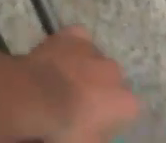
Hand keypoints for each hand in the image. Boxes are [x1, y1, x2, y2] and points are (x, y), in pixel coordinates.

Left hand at [25, 27, 139, 141]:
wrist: (37, 95)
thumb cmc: (66, 127)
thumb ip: (101, 134)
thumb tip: (96, 127)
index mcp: (125, 102)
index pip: (128, 108)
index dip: (113, 113)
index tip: (99, 119)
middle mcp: (115, 72)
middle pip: (113, 80)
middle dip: (101, 87)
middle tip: (82, 99)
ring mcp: (94, 50)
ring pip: (95, 58)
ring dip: (86, 66)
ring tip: (67, 76)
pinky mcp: (73, 34)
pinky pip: (78, 38)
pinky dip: (73, 45)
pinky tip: (63, 53)